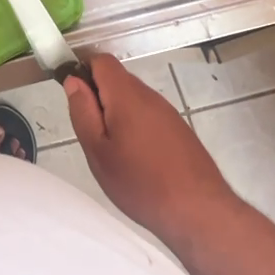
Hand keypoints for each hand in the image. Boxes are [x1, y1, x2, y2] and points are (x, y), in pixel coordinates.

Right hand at [64, 53, 238, 240]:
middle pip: (118, 80)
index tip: (77, 100)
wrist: (201, 213)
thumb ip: (82, 111)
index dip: (84, 72)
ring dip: (119, 115)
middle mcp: (150, 96)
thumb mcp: (98, 151)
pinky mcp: (181, 131)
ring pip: (134, 100)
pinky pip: (150, 116)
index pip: (101, 60)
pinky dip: (138, 128)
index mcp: (126, 95)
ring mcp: (169, 113)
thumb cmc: (141, 183)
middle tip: (94, 134)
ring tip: (116, 152)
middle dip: (100, 98)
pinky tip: (139, 161)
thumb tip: (73, 81)